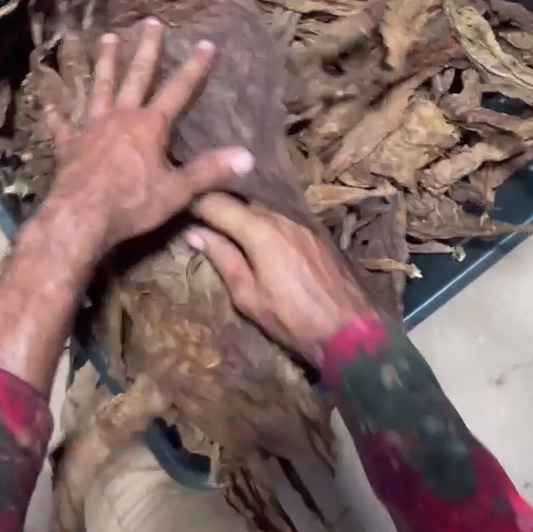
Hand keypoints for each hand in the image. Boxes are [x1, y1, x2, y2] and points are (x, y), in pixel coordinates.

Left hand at [41, 18, 253, 260]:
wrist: (81, 216)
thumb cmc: (133, 203)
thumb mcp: (178, 191)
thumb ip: (210, 171)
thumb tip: (247, 156)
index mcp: (150, 125)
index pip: (179, 90)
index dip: (195, 67)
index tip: (206, 43)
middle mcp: (121, 117)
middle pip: (137, 76)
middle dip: (147, 49)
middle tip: (150, 22)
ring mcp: (92, 127)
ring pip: (100, 87)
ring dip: (104, 63)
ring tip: (107, 39)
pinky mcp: (69, 144)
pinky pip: (61, 125)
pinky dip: (55, 114)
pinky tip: (46, 102)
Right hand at [187, 193, 376, 363]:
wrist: (351, 329)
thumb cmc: (292, 318)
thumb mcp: (248, 295)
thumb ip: (222, 258)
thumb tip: (195, 234)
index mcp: (259, 229)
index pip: (217, 203)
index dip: (195, 204)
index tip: (180, 210)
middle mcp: (279, 215)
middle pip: (240, 202)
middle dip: (219, 208)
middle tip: (199, 221)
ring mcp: (301, 221)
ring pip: (262, 209)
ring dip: (243, 216)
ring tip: (225, 230)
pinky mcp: (314, 232)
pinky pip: (281, 219)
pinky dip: (264, 224)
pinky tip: (258, 240)